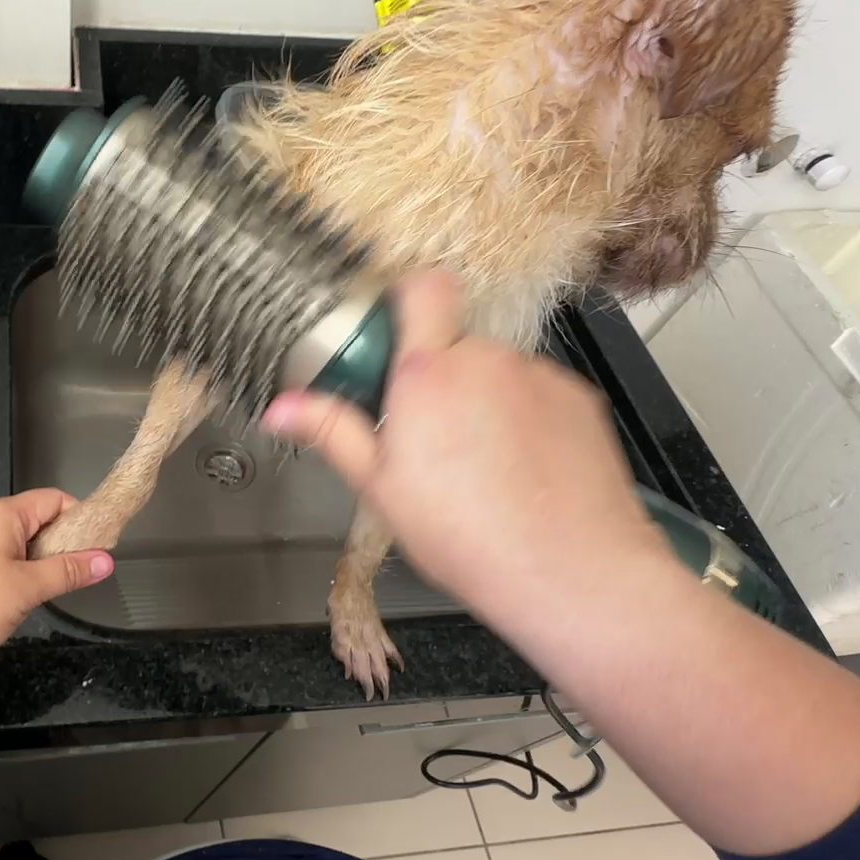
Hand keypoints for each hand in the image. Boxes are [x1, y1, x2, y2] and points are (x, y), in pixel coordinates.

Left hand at [0, 489, 113, 677]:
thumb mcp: (28, 589)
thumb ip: (69, 571)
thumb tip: (107, 561)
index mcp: (1, 513)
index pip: (54, 499)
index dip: (81, 519)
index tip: (98, 547)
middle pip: (35, 516)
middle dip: (60, 541)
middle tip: (77, 572)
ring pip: (16, 537)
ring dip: (37, 557)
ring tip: (47, 588)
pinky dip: (15, 566)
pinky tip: (15, 595)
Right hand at [261, 271, 682, 641]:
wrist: (570, 571)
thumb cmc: (468, 535)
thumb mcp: (379, 486)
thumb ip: (331, 431)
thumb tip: (281, 409)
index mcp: (429, 375)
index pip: (421, 288)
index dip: (404, 297)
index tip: (387, 336)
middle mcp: (487, 361)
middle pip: (450, 342)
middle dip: (432, 375)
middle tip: (420, 432)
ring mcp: (539, 376)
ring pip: (492, 370)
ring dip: (475, 398)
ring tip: (472, 462)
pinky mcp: (578, 398)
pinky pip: (533, 390)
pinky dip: (518, 415)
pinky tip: (512, 467)